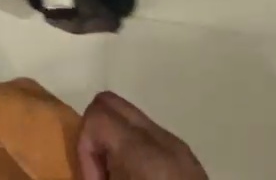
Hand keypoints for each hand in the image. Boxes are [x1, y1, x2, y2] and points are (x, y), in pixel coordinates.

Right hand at [78, 91, 207, 179]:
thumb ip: (96, 174)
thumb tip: (89, 173)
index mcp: (141, 150)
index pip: (95, 114)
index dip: (84, 146)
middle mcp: (162, 139)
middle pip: (109, 103)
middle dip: (96, 134)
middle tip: (101, 174)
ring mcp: (179, 149)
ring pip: (132, 119)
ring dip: (117, 143)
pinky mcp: (191, 162)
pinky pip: (152, 140)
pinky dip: (138, 154)